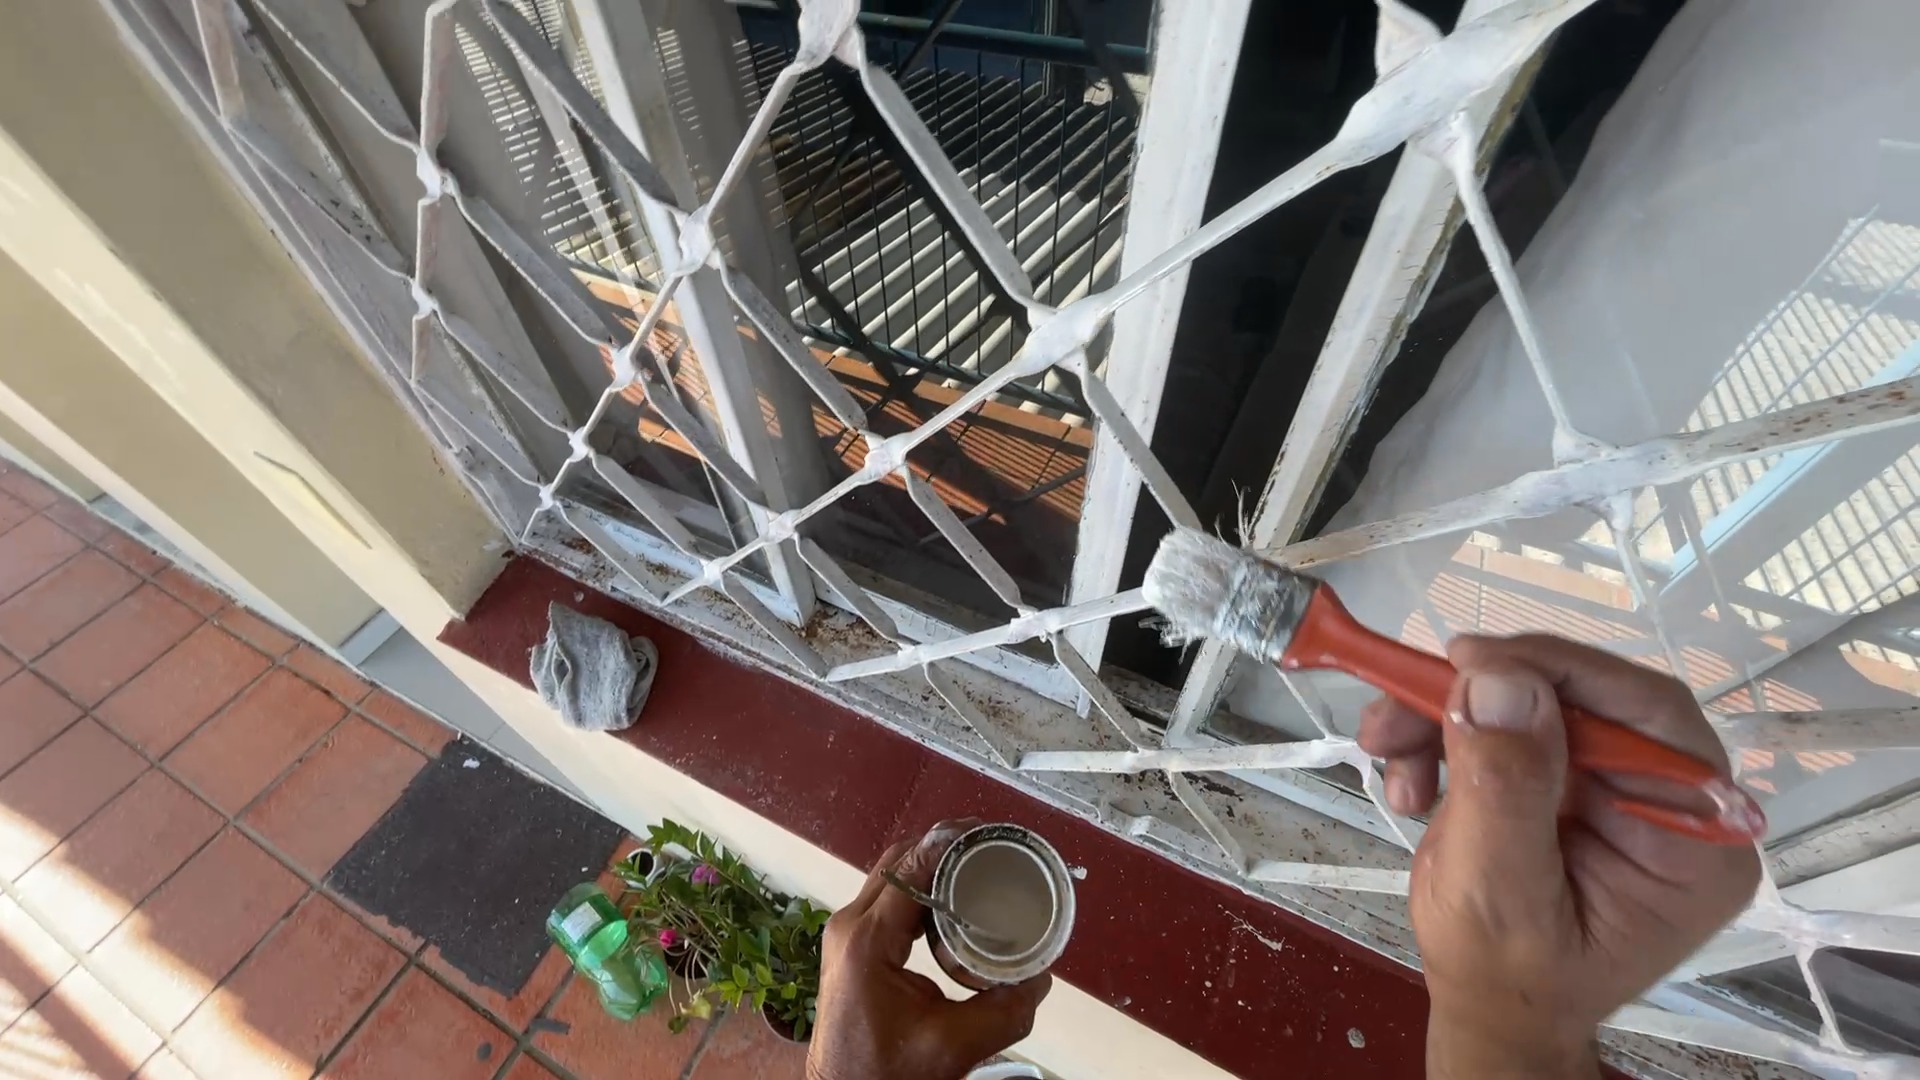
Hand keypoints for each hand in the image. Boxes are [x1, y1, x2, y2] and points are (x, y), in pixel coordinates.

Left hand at [807, 821, 1051, 1079]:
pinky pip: (888, 898)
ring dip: (930, 863)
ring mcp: (847, 933)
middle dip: (942, 846)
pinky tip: (951, 895)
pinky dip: (919, 887)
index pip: (910, 869)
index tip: (984, 832)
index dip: (947, 843)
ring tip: (974, 862)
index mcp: (868, 940)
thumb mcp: (951, 1048)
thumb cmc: (886, 1075)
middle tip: (986, 844)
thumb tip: (1041, 979)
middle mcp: (850, 924)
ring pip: (892, 876)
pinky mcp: (852, 945)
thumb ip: (1002, 1012)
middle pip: (898, 862)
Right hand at [1358, 634, 1759, 1077]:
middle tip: (1397, 707)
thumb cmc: (1502, 970)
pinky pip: (1483, 722)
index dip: (1559, 672)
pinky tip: (1404, 780)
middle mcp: (1652, 799)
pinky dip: (1428, 735)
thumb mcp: (1498, 888)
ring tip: (1383, 756)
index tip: (1464, 659)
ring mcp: (1594, 786)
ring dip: (1434, 717)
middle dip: (1470, 699)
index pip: (1647, 716)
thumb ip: (1503, 787)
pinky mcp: (1542, 777)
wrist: (1483, 998)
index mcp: (1685, 837)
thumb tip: (1495, 680)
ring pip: (1512, 701)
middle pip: (1567, 699)